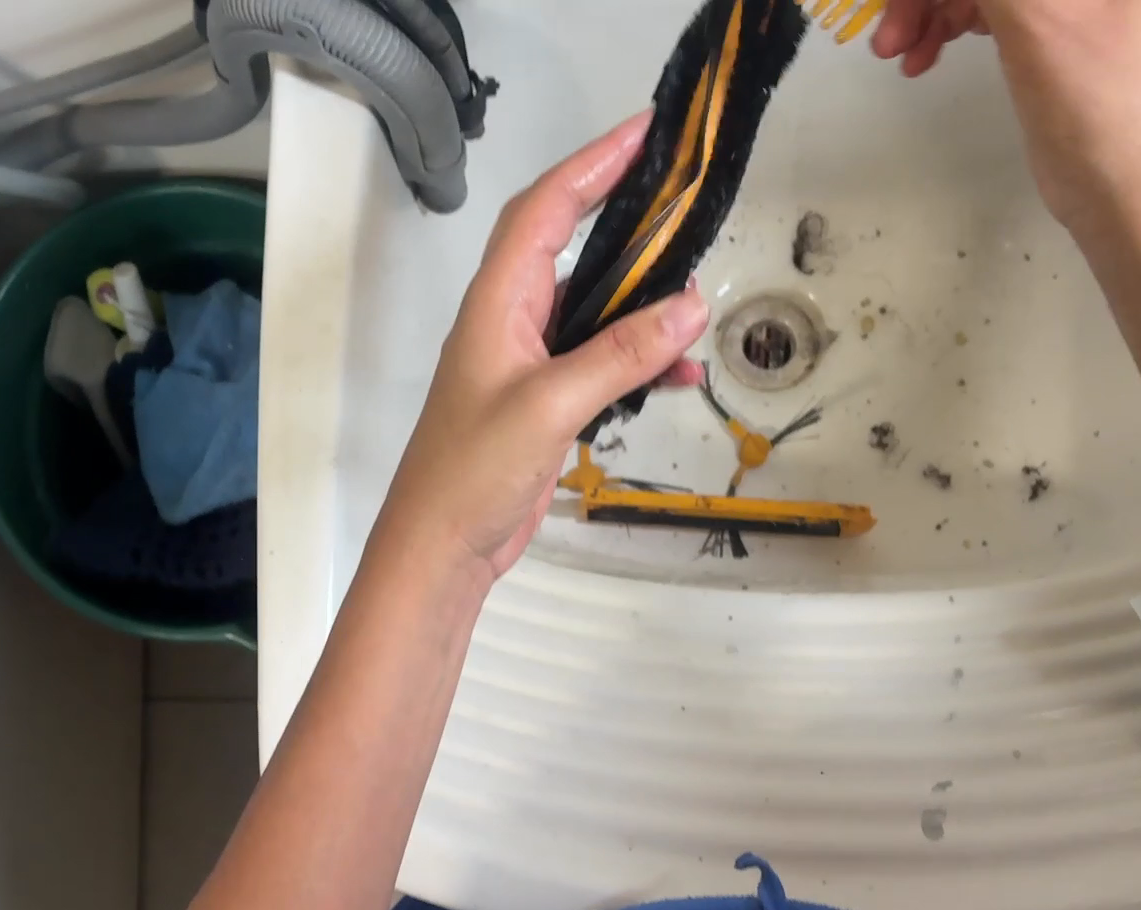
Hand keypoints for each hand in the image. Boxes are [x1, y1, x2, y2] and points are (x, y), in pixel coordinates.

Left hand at [370, 114, 709, 584]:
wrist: (444, 547)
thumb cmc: (474, 471)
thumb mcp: (548, 406)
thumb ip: (618, 356)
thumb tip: (689, 307)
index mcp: (497, 304)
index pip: (543, 211)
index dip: (590, 165)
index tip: (644, 133)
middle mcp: (512, 322)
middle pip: (573, 252)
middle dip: (627, 228)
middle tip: (687, 208)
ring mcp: (530, 365)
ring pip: (594, 314)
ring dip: (641, 307)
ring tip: (697, 304)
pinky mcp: (547, 405)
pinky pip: (600, 366)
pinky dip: (639, 365)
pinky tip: (681, 375)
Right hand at [873, 0, 1140, 241]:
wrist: (1139, 194)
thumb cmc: (1105, 102)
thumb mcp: (1041, 17)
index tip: (898, 5)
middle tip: (886, 38)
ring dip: (937, 7)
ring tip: (898, 54)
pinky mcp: (1065, 26)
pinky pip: (1001, 5)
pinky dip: (956, 23)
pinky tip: (925, 54)